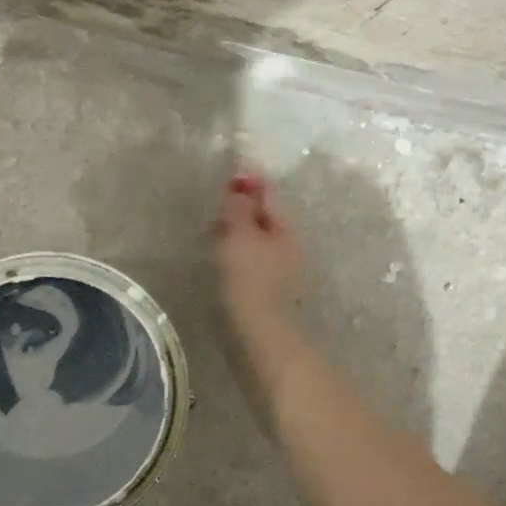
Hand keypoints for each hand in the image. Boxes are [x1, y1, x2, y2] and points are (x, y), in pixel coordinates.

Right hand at [215, 170, 301, 331]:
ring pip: (259, 237)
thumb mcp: (240, 236)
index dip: (249, 181)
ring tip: (216, 230)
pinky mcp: (271, 287)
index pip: (268, 194)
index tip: (231, 173)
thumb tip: (241, 184)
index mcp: (285, 227)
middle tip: (218, 204)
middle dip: (244, 207)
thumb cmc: (249, 279)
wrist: (261, 332)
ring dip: (239, 229)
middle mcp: (289, 244)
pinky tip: (225, 257)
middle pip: (265, 215)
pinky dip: (239, 250)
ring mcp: (283, 267)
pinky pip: (254, 257)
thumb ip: (239, 208)